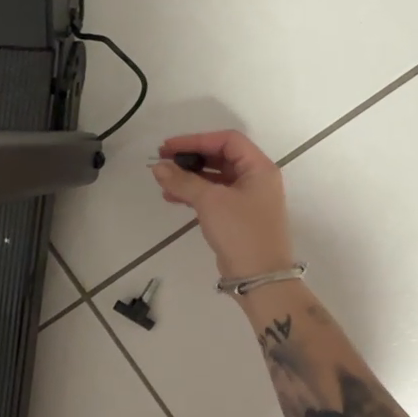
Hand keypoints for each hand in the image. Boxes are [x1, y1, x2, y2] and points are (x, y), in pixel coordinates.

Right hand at [151, 131, 294, 278]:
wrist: (259, 276)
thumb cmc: (241, 231)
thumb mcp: (210, 201)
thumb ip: (183, 181)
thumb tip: (157, 167)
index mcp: (259, 168)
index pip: (227, 141)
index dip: (196, 140)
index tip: (169, 147)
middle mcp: (256, 179)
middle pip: (220, 157)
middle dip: (190, 158)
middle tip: (163, 160)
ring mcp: (247, 198)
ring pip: (215, 178)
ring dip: (189, 177)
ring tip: (163, 181)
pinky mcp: (237, 216)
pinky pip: (213, 195)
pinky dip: (194, 193)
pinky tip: (172, 197)